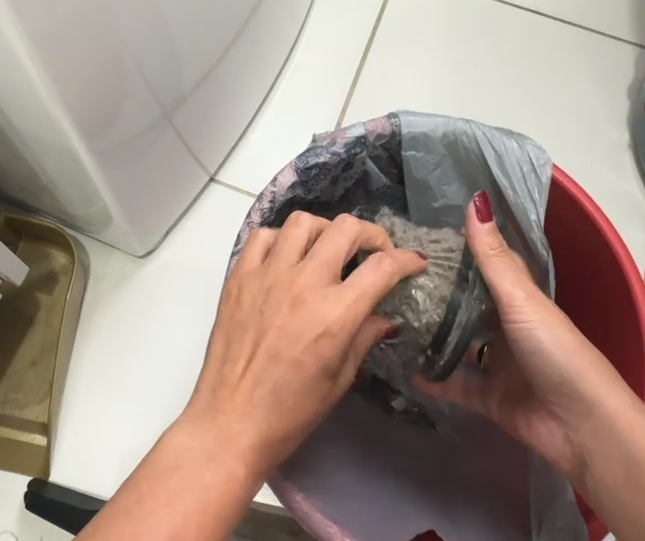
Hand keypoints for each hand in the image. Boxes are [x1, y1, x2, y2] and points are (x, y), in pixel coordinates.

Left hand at [181, 212, 428, 477]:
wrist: (229, 423)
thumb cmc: (290, 412)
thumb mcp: (340, 379)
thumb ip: (365, 337)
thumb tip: (385, 316)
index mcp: (334, 314)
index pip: (381, 267)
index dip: (406, 259)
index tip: (415, 262)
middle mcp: (303, 283)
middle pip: (345, 228)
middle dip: (371, 234)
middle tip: (375, 253)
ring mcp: (267, 274)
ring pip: (304, 221)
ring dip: (325, 230)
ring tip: (329, 250)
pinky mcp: (239, 276)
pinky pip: (264, 236)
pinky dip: (282, 238)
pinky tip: (287, 257)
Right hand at [415, 191, 633, 483]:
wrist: (584, 427)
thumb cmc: (556, 352)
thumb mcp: (522, 300)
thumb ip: (493, 257)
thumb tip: (476, 197)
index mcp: (520, 299)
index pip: (486, 267)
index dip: (458, 251)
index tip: (418, 235)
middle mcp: (507, 327)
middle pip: (467, 306)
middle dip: (436, 294)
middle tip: (391, 278)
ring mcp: (497, 364)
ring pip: (457, 343)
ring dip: (430, 334)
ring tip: (389, 316)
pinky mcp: (489, 398)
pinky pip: (455, 384)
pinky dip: (433, 377)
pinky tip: (402, 365)